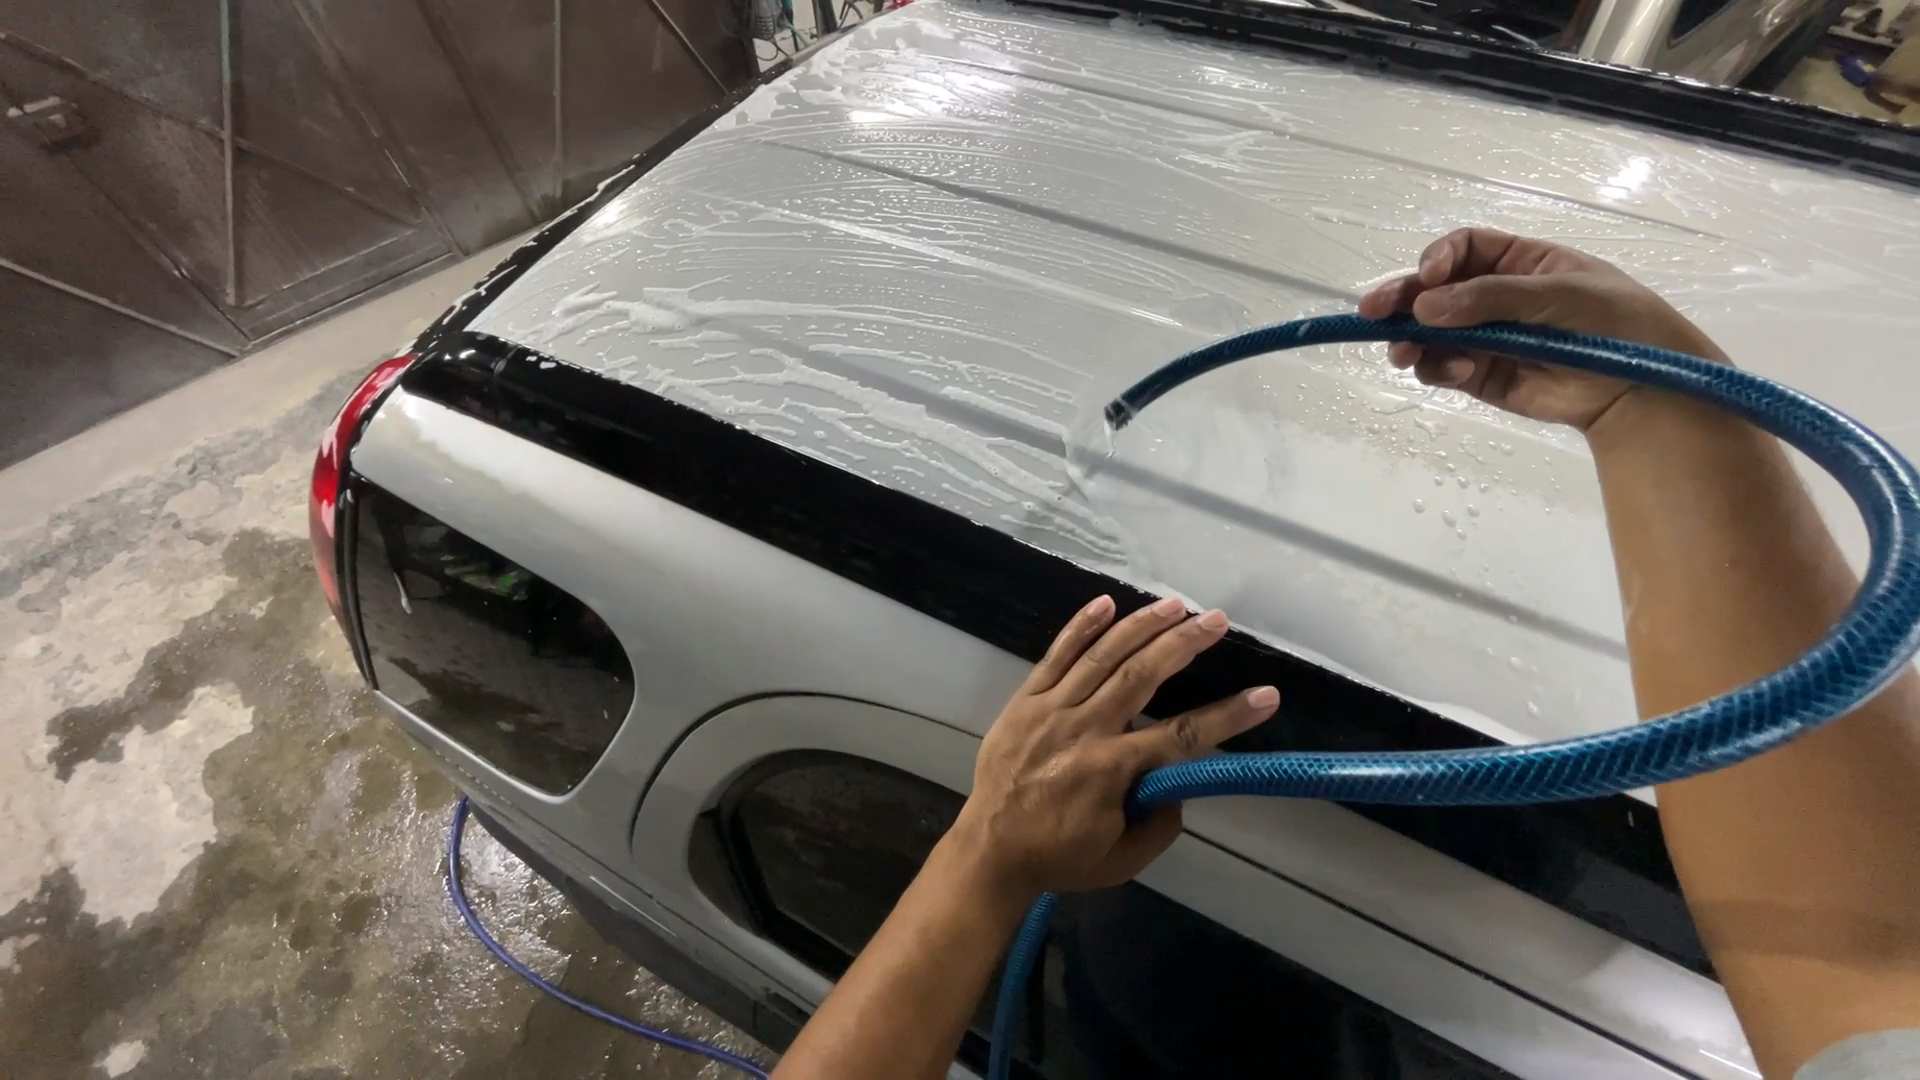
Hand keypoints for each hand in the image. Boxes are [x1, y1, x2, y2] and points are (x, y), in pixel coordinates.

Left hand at [952, 594, 1279, 900]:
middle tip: (1216, 620)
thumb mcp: (1123, 858)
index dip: (1229, 715)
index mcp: (1111, 769)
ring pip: (1102, 657)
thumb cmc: (1059, 856)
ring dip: (1140, 626)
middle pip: (1143, 676)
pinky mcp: (1025, 699)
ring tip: (1174, 604)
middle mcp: (1085, 729)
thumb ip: (1161, 821)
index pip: (1183, 735)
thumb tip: (1179, 780)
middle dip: (1183, 645)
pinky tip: (1104, 603)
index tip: (1265, 694)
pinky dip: (1079, 627)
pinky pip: (1055, 656)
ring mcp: (1051, 709)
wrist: (989, 849)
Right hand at [1357, 228, 1727, 431]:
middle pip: (1430, 291)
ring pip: (1424, 333)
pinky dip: (1437, 370)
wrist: (1636, 391)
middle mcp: (1490, 297)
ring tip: (1407, 356)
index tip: (1426, 278)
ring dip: (1410, 341)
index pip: (1462, 249)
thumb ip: (1488, 298)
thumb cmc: (1612, 325)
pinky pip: (1438, 367)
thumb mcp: (1557, 295)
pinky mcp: (1474, 374)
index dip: (1437, 259)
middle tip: (1370, 315)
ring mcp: (1479, 337)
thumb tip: (1422, 307)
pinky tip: (1460, 374)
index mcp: (1517, 264)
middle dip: (1399, 301)